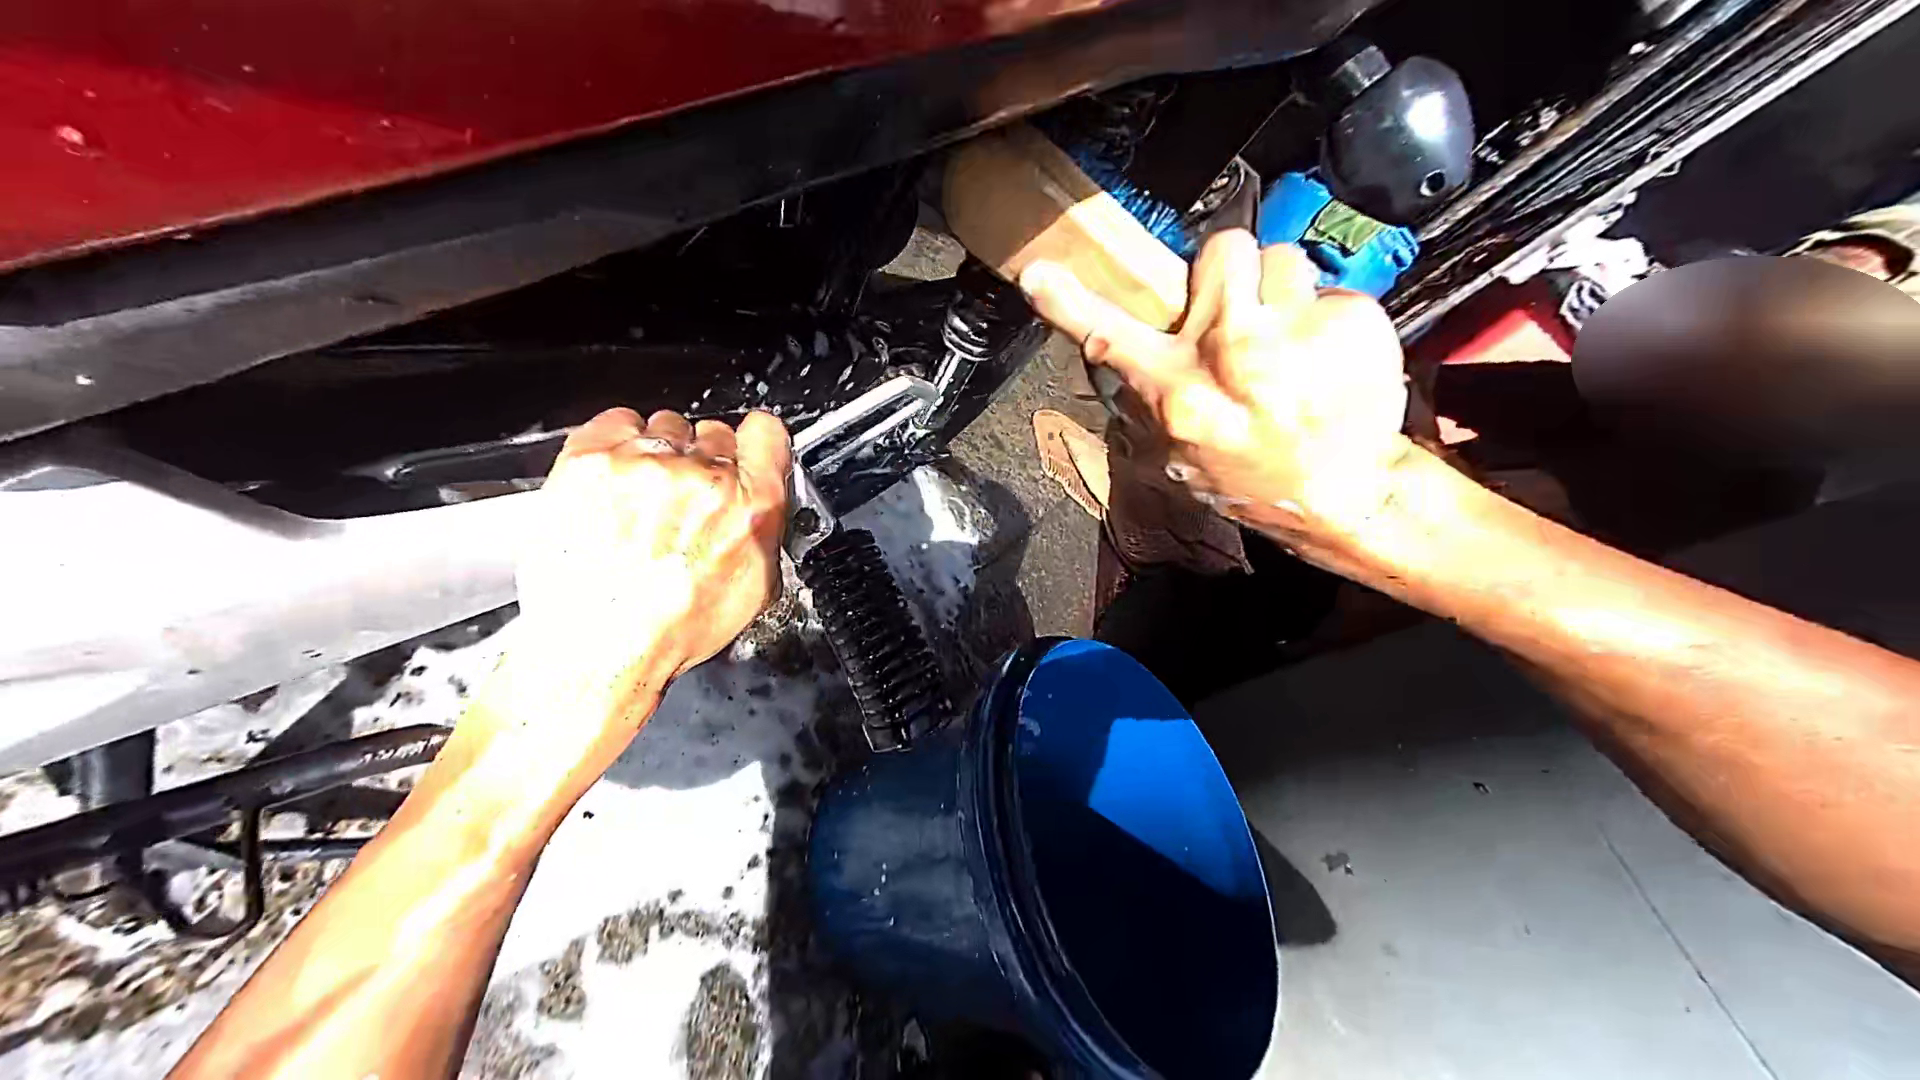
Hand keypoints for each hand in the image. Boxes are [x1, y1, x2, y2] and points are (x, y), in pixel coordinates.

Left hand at [510, 408, 790, 728]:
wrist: (598, 647)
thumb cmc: (672, 628)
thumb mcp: (754, 588)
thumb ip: (765, 528)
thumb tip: (760, 503)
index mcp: (752, 506)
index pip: (767, 432)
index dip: (755, 442)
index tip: (744, 450)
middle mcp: (704, 477)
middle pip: (713, 432)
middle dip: (703, 462)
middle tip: (683, 501)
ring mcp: (647, 463)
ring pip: (665, 427)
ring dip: (660, 455)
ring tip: (643, 500)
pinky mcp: (594, 459)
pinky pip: (617, 422)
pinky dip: (619, 444)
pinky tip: (617, 482)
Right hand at [1019, 229, 1412, 554]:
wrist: (1337, 496)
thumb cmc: (1250, 477)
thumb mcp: (1173, 454)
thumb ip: (1145, 400)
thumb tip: (1121, 359)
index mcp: (1176, 393)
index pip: (1110, 336)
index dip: (1068, 304)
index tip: (1037, 276)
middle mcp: (1229, 354)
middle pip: (1221, 250)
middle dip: (1229, 276)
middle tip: (1238, 320)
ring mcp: (1294, 335)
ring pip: (1281, 258)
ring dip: (1280, 294)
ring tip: (1285, 346)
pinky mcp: (1351, 324)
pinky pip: (1331, 288)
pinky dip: (1326, 319)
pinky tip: (1323, 362)